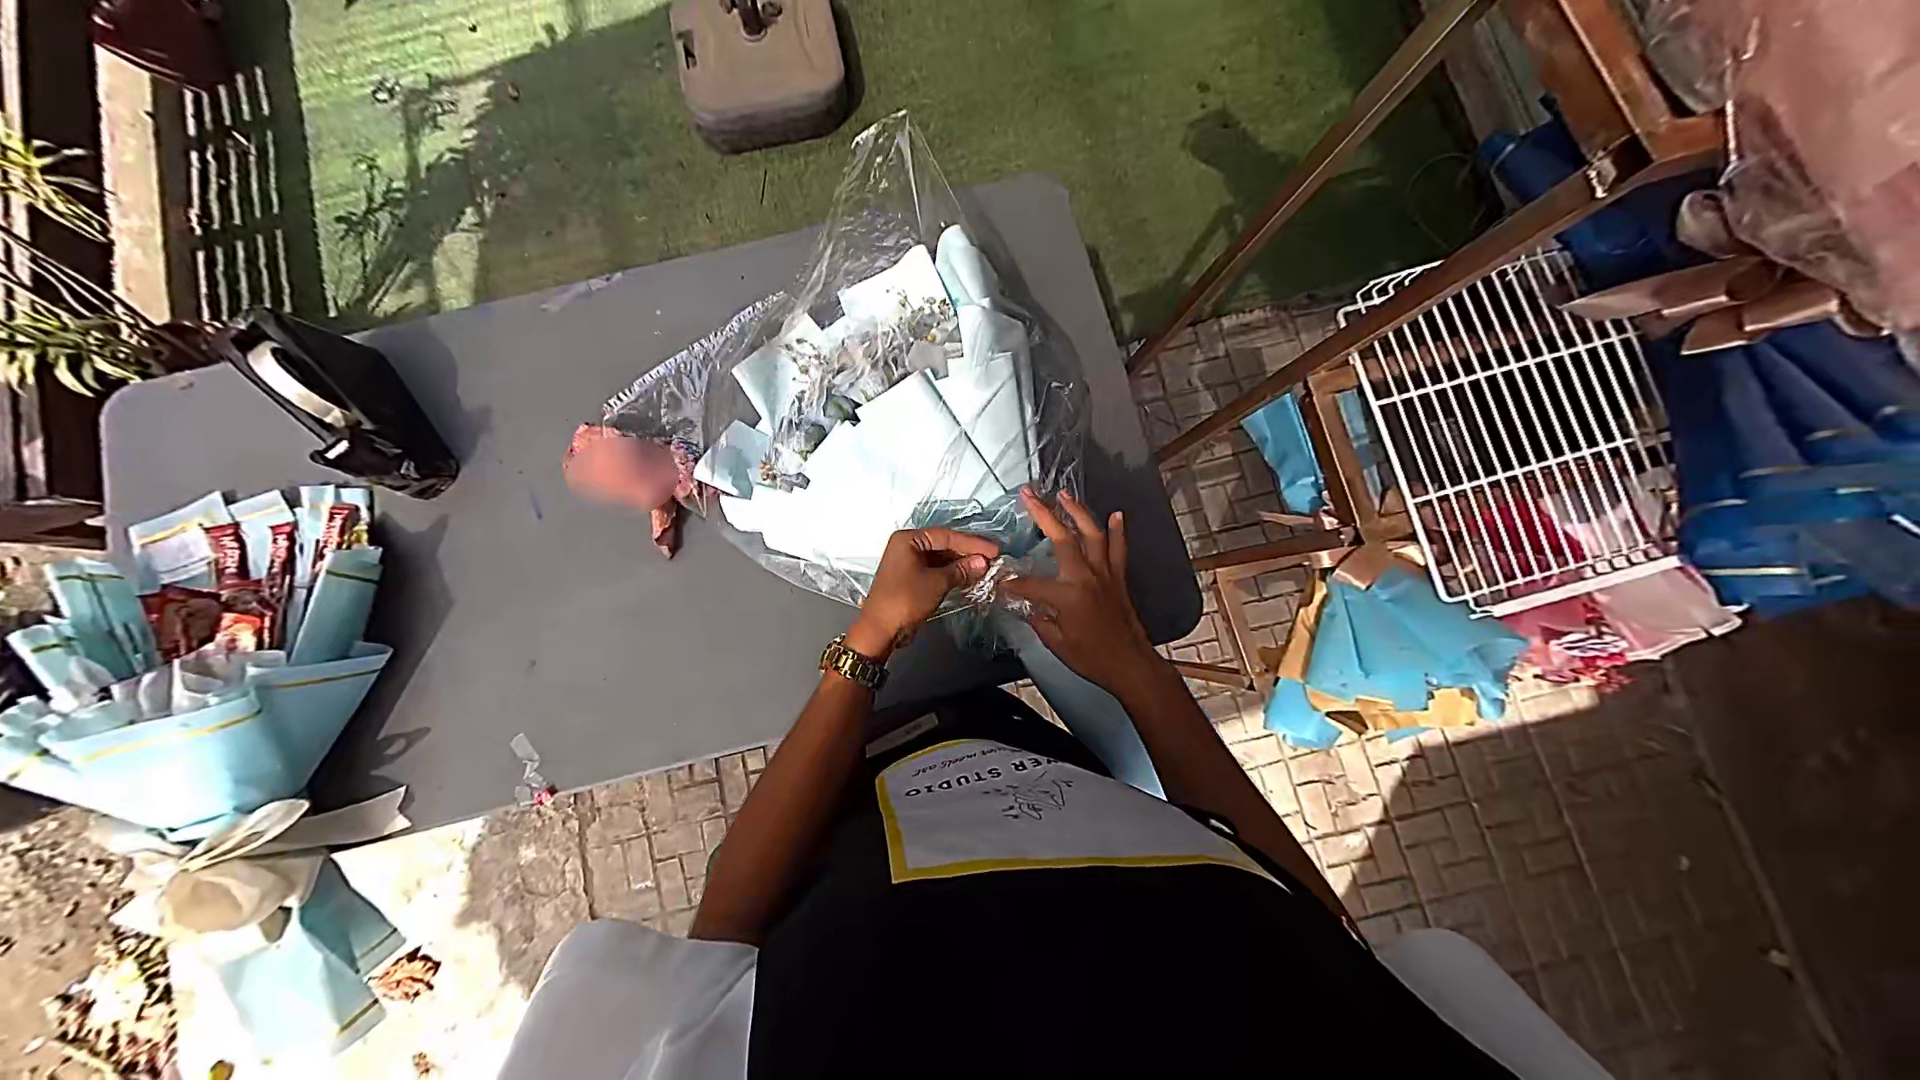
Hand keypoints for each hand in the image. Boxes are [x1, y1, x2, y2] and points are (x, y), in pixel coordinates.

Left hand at [847, 527, 1000, 659]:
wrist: (881, 629)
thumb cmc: (905, 600)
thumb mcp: (937, 582)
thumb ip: (961, 570)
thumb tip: (982, 562)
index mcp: (908, 540)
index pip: (946, 536)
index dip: (972, 543)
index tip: (994, 549)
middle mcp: (907, 546)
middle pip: (943, 544)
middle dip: (967, 552)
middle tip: (992, 558)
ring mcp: (908, 562)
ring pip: (941, 558)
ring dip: (961, 563)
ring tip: (984, 568)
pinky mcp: (911, 578)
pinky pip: (935, 569)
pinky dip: (952, 573)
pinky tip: (969, 576)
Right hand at [1003, 488, 1159, 694]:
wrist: (1130, 665)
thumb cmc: (1092, 659)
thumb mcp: (1056, 643)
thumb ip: (1040, 620)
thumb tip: (1030, 607)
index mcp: (1067, 595)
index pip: (1030, 583)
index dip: (1012, 585)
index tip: (1002, 585)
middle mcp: (1087, 577)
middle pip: (1062, 537)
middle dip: (1043, 513)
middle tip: (1029, 494)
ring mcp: (1106, 574)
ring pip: (1092, 534)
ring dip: (1077, 511)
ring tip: (1064, 494)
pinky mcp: (1119, 578)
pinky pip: (1118, 549)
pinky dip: (1118, 530)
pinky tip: (1117, 514)